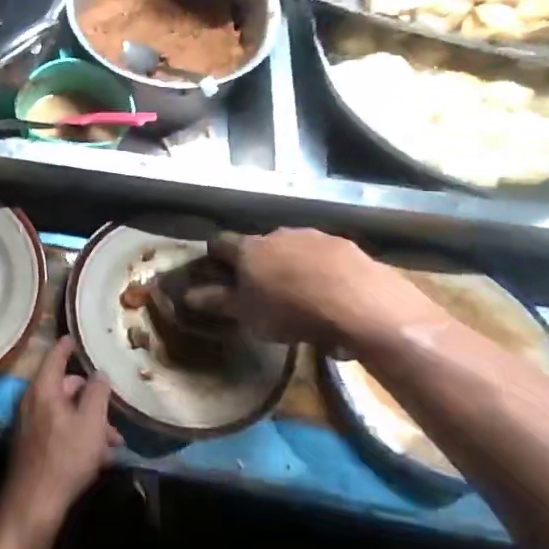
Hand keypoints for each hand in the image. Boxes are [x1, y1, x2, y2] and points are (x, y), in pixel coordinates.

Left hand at [3, 336, 120, 526]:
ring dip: (90, 422)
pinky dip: (78, 434)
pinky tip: (98, 455)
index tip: (74, 337)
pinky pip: (59, 429)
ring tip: (113, 442)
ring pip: (65, 412)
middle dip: (91, 398)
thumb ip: (97, 394)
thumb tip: (99, 374)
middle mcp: (32, 402)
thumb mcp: (91, 423)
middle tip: (113, 413)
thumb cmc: (65, 457)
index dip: (67, 347)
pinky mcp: (34, 444)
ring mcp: (30, 424)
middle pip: (64, 387)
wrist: (35, 501)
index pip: (55, 358)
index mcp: (43, 390)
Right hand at [192, 229, 449, 346]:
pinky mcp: (346, 246)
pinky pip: (325, 257)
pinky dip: (321, 270)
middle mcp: (278, 234)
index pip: (220, 242)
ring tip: (299, 293)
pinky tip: (329, 293)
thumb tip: (187, 295)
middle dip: (257, 261)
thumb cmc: (290, 310)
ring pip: (293, 248)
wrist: (361, 307)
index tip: (217, 271)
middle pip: (259, 244)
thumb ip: (216, 301)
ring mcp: (315, 237)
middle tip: (260, 288)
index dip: (215, 256)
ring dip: (291, 264)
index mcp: (248, 248)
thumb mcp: (247, 314)